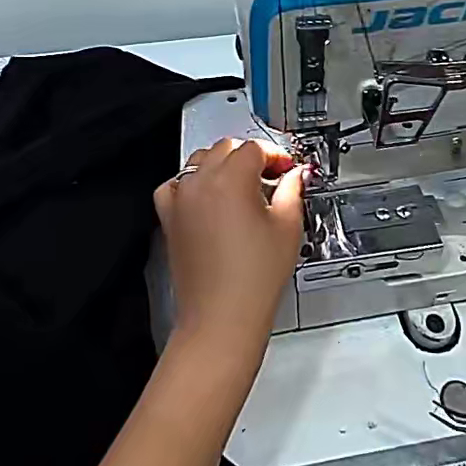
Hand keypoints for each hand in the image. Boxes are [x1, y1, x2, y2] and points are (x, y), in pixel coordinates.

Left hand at [154, 138, 305, 347]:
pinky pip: (176, 185)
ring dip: (222, 165)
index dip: (276, 155)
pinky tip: (209, 197)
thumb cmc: (253, 279)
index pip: (255, 148)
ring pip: (200, 161)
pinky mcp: (170, 219)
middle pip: (226, 148)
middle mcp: (201, 184)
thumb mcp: (287, 226)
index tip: (286, 167)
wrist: (221, 317)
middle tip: (271, 175)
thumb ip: (292, 190)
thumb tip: (295, 176)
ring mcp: (181, 200)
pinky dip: (192, 184)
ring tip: (243, 186)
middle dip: (250, 157)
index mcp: (231, 179)